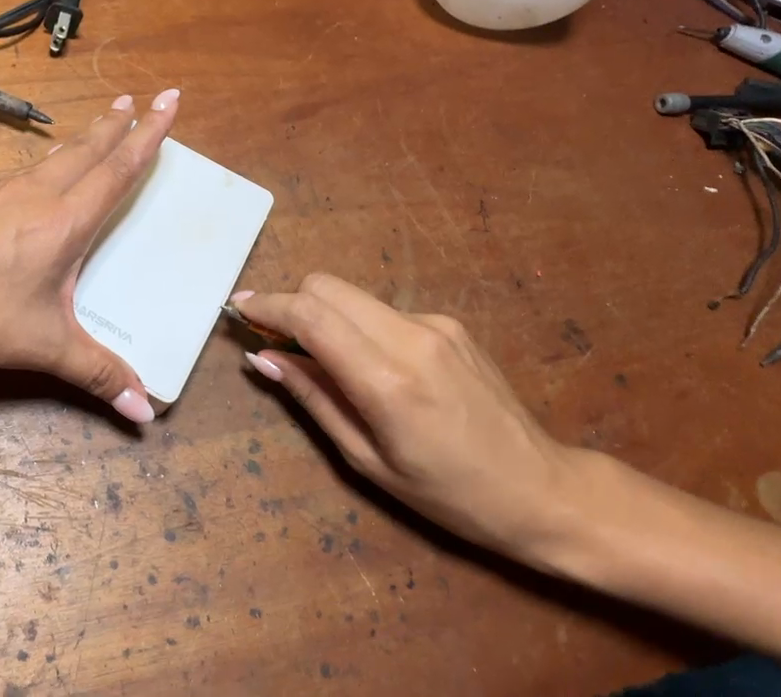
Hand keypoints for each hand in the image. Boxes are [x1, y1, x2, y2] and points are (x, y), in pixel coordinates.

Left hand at [0, 89, 182, 424]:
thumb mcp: (43, 348)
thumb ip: (98, 374)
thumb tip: (146, 412)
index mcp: (63, 222)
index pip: (117, 169)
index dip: (148, 134)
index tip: (168, 99)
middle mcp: (32, 196)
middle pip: (83, 150)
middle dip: (114, 125)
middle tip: (134, 99)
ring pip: (46, 159)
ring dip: (76, 142)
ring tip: (92, 131)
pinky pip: (14, 175)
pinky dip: (38, 166)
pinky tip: (28, 180)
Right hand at [236, 275, 598, 565]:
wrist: (542, 490)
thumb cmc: (448, 494)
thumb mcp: (367, 460)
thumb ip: (313, 399)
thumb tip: (264, 358)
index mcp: (387, 380)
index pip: (311, 316)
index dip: (267, 305)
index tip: (238, 309)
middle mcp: (411, 337)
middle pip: (326, 286)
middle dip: (291, 303)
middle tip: (273, 338)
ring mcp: (435, 325)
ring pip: (352, 295)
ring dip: (324, 315)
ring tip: (321, 360)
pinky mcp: (450, 324)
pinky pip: (382, 312)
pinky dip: (358, 327)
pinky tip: (372, 368)